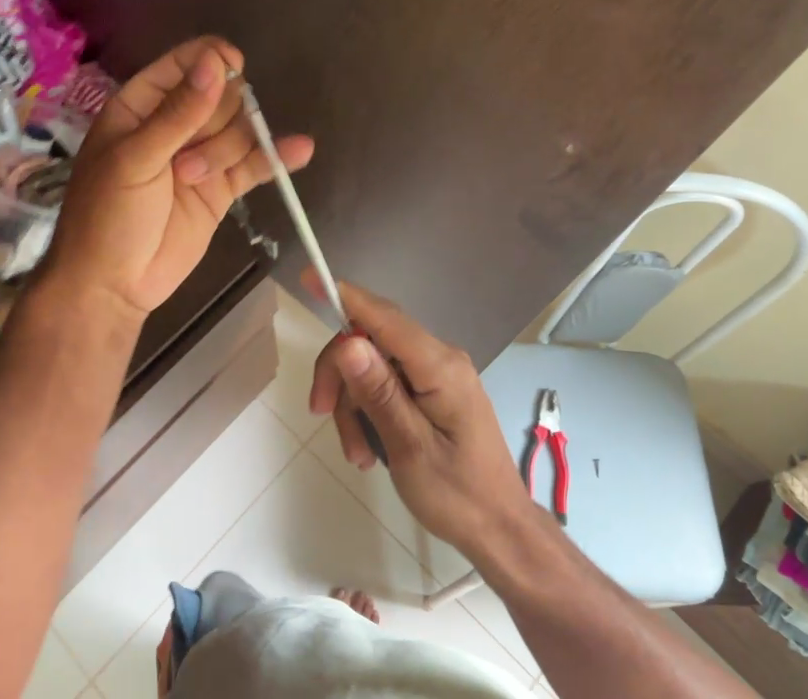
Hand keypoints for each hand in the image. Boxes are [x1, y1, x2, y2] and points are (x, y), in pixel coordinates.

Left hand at [39, 37, 313, 319]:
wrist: (112, 283)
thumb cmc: (107, 214)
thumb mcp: (136, 158)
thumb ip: (180, 112)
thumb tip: (215, 62)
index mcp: (141, 107)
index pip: (184, 65)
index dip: (209, 61)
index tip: (232, 66)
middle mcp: (175, 126)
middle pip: (221, 96)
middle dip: (214, 121)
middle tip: (184, 159)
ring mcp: (201, 157)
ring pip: (239, 130)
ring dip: (227, 150)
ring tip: (193, 180)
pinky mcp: (221, 190)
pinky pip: (255, 166)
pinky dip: (276, 158)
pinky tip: (300, 149)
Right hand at [307, 273, 535, 554]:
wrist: (499, 529)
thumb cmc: (458, 494)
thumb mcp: (410, 447)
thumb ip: (379, 393)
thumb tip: (348, 342)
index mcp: (440, 367)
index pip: (385, 318)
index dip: (346, 297)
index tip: (309, 278)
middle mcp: (440, 359)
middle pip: (371, 342)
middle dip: (340, 376)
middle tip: (321, 414)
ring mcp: (437, 375)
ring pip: (372, 368)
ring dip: (354, 405)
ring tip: (357, 454)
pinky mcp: (432, 392)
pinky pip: (387, 385)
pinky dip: (369, 411)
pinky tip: (369, 449)